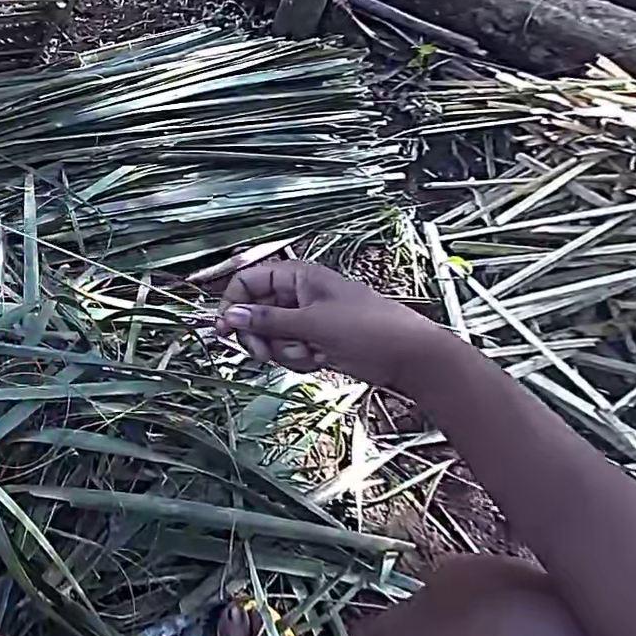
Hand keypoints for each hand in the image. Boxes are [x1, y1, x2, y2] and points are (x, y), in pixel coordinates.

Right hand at [214, 261, 443, 385]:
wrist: (411, 358)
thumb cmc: (366, 328)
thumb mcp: (312, 323)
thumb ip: (267, 320)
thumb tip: (228, 317)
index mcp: (297, 276)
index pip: (249, 281)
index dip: (233, 303)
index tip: (224, 330)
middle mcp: (298, 294)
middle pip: (255, 311)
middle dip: (259, 335)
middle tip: (261, 353)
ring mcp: (306, 318)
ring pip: (270, 334)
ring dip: (282, 350)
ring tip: (307, 353)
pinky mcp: (314, 340)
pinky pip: (288, 349)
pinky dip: (297, 358)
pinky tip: (319, 359)